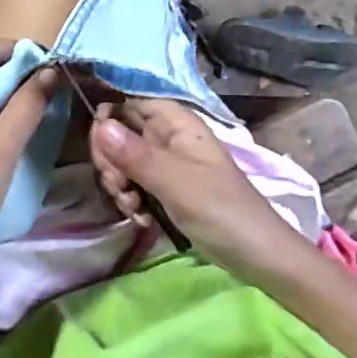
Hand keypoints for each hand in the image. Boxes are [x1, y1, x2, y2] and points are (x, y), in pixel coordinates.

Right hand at [89, 99, 310, 278]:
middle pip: (119, 132)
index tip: (104, 154)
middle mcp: (168, 136)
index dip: (108, 122)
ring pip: (122, 161)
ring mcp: (166, 163)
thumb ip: (136, 154)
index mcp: (176, 122)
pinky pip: (134, 184)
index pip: (128, 102)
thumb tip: (99, 125)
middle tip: (122, 187)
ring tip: (135, 208)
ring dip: (120, 186)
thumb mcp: (175, 183)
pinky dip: (131, 201)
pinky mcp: (165, 188)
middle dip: (111, 162)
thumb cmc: (222, 211)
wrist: (257, 254)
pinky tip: (142, 219)